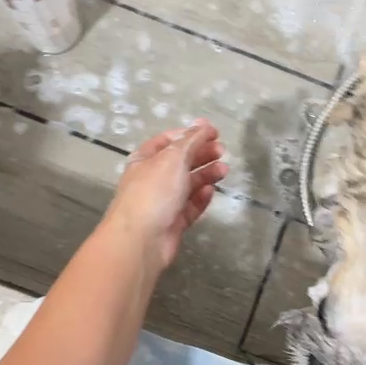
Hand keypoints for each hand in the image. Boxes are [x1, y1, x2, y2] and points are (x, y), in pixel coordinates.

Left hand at [102, 120, 230, 269]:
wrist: (141, 239)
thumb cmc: (154, 191)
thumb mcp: (174, 157)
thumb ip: (191, 140)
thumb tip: (203, 124)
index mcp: (146, 159)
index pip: (169, 140)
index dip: (190, 134)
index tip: (213, 132)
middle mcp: (153, 178)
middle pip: (181, 162)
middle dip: (202, 154)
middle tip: (222, 151)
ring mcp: (163, 202)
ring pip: (188, 184)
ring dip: (206, 175)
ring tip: (224, 171)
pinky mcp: (173, 222)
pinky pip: (190, 206)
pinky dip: (201, 198)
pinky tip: (210, 191)